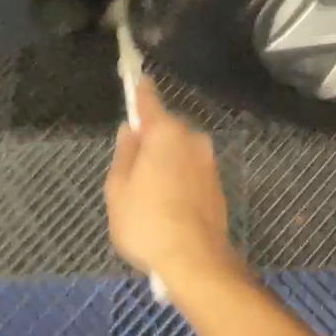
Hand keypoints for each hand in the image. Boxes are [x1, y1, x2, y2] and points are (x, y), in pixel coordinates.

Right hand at [105, 79, 236, 279]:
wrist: (196, 260)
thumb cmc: (147, 223)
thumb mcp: (118, 190)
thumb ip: (124, 154)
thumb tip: (130, 130)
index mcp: (164, 133)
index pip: (149, 101)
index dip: (140, 90)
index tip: (137, 76)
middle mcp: (192, 139)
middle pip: (166, 129)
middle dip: (151, 139)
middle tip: (132, 168)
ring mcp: (208, 161)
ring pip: (180, 151)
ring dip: (166, 162)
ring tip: (148, 195)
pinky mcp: (217, 183)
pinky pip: (191, 170)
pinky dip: (179, 178)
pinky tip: (168, 204)